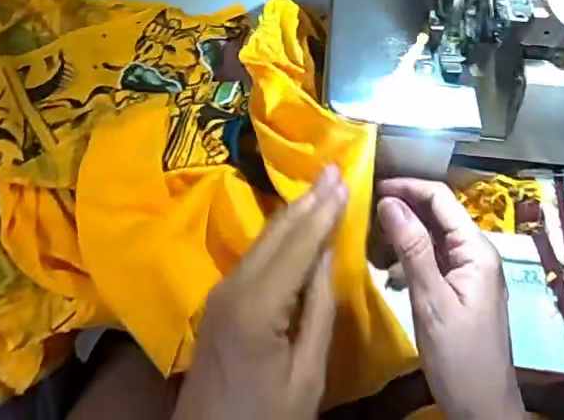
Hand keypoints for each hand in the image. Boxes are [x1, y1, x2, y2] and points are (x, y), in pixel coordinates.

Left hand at [174, 165, 347, 419]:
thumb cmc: (265, 418)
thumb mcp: (306, 375)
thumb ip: (319, 309)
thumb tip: (329, 252)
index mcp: (258, 306)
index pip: (298, 245)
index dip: (323, 211)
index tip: (344, 179)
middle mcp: (235, 286)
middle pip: (278, 232)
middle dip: (309, 199)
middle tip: (333, 168)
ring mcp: (223, 289)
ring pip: (264, 238)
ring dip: (295, 210)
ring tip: (320, 184)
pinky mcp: (220, 297)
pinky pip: (256, 253)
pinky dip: (280, 232)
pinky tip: (296, 220)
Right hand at [376, 178, 523, 419]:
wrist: (484, 414)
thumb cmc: (460, 359)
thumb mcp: (432, 302)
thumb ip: (412, 249)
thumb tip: (389, 202)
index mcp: (476, 248)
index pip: (440, 197)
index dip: (407, 186)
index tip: (373, 187)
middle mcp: (476, 251)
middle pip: (437, 213)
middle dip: (403, 207)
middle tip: (367, 210)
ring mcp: (470, 270)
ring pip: (433, 234)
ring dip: (404, 232)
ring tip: (372, 238)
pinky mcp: (462, 288)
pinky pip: (434, 257)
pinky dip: (410, 256)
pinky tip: (389, 268)